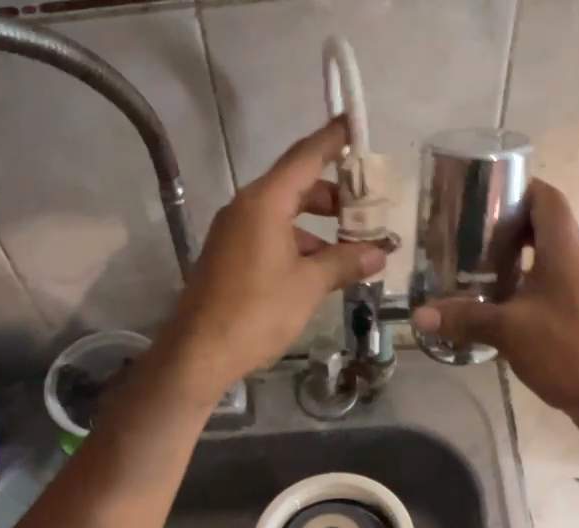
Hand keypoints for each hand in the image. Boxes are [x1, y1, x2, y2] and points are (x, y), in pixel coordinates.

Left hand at [159, 118, 386, 396]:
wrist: (200, 352)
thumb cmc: (256, 312)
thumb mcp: (308, 286)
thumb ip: (345, 263)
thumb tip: (378, 253)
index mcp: (265, 202)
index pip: (305, 156)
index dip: (334, 139)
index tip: (356, 124)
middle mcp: (246, 208)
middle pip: (296, 185)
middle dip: (334, 195)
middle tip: (368, 207)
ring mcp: (234, 233)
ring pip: (284, 216)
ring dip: (318, 227)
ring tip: (352, 249)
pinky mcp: (229, 258)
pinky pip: (270, 237)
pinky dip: (298, 244)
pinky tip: (320, 270)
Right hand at [411, 181, 578, 419]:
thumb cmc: (568, 350)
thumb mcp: (509, 331)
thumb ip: (465, 318)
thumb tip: (421, 316)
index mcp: (565, 247)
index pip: (545, 196)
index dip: (515, 191)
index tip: (481, 205)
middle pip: (543, 226)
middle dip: (506, 232)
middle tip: (469, 246)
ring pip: (547, 260)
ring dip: (515, 265)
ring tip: (478, 278)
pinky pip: (552, 288)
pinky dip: (527, 291)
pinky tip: (502, 314)